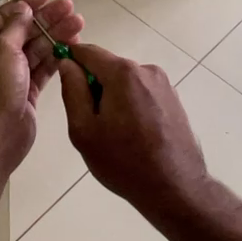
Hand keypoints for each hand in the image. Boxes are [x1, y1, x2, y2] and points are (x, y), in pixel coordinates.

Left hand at [0, 0, 82, 173]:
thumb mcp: (2, 50)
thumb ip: (16, 27)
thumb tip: (22, 8)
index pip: (5, 15)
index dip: (26, 3)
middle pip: (23, 31)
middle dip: (47, 19)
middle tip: (71, 7)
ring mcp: (10, 75)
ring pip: (36, 49)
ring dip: (55, 36)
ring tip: (79, 23)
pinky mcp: (26, 91)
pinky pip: (42, 68)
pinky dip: (57, 57)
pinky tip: (73, 46)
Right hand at [58, 44, 209, 216]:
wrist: (175, 189)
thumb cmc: (123, 161)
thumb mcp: (83, 129)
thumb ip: (72, 90)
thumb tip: (67, 63)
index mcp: (123, 73)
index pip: (88, 51)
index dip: (71, 61)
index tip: (66, 84)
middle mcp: (147, 70)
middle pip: (108, 67)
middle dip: (95, 87)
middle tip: (93, 124)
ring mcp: (165, 85)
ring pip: (125, 82)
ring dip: (114, 99)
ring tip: (116, 135)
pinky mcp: (175, 100)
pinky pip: (142, 94)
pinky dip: (133, 107)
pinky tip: (135, 137)